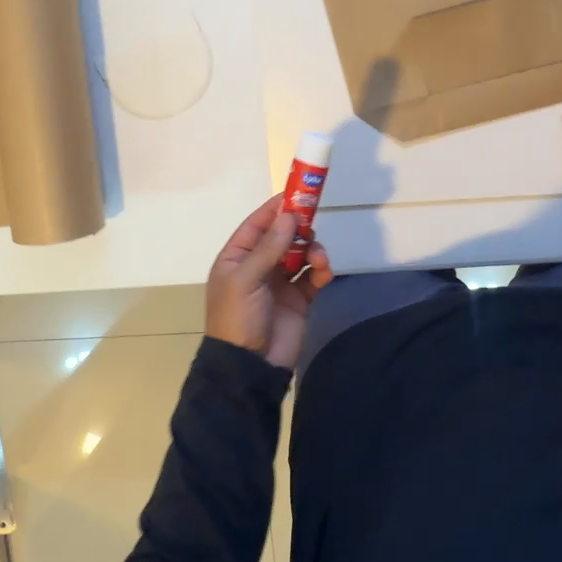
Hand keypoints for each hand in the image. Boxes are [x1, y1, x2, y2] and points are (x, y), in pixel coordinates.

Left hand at [205, 195, 336, 369]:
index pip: (257, 224)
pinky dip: (321, 270)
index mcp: (236, 258)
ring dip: (312, 250)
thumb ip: (270, 247)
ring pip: (301, 253)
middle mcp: (258, 266)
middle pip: (283, 236)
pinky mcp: (299, 298)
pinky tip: (324, 273)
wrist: (250, 368)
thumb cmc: (238, 318)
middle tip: (312, 226)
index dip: (276, 208)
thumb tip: (290, 215)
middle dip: (299, 229)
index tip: (299, 193)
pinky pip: (313, 275)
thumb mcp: (247, 279)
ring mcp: (279, 282)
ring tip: (318, 259)